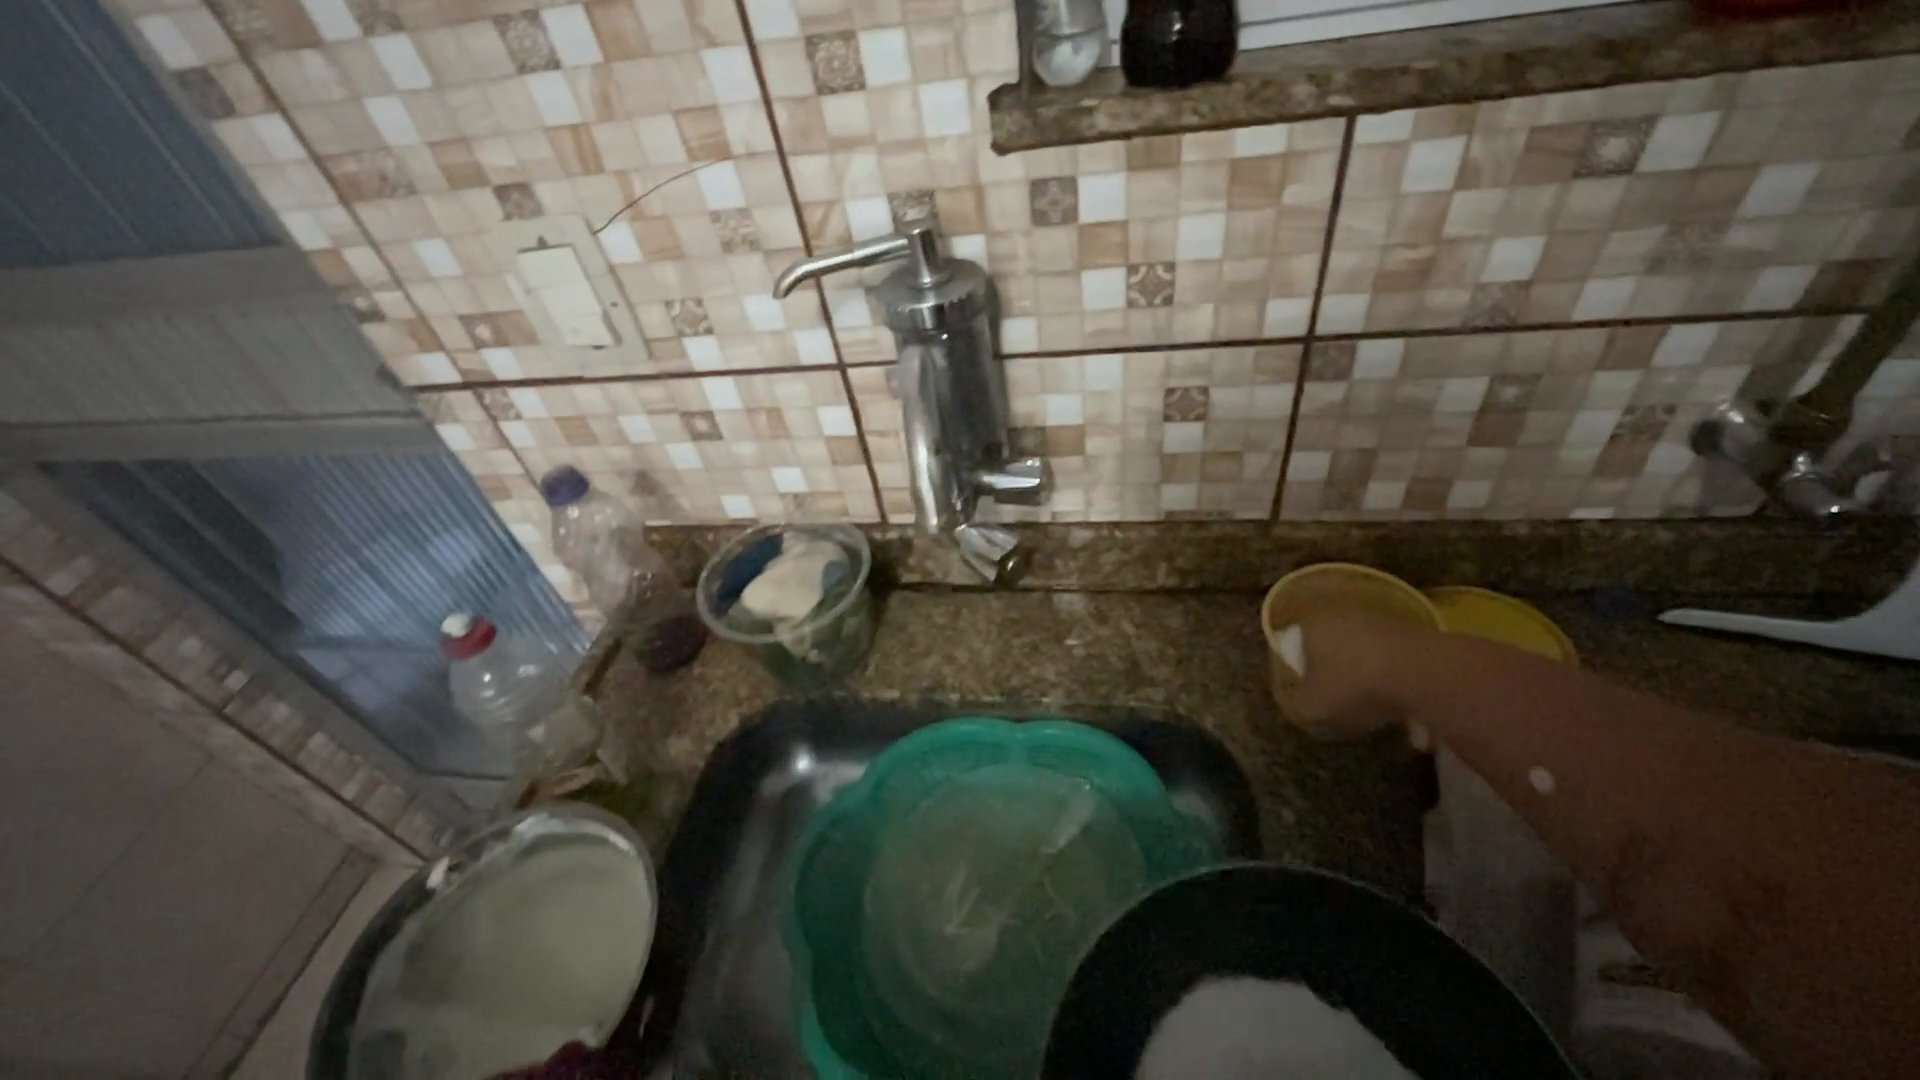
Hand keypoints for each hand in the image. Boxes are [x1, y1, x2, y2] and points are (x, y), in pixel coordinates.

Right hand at [1272, 610, 1430, 739]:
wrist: (1423, 673)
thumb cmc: (1353, 685)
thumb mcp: (1310, 706)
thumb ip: (1292, 702)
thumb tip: (1291, 697)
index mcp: (1310, 625)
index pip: (1292, 647)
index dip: (1297, 673)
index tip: (1306, 695)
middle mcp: (1340, 614)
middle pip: (1329, 648)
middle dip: (1332, 674)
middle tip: (1338, 703)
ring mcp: (1379, 620)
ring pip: (1362, 653)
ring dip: (1364, 677)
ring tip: (1373, 708)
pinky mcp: (1411, 631)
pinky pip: (1391, 659)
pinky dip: (1391, 678)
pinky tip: (1399, 703)